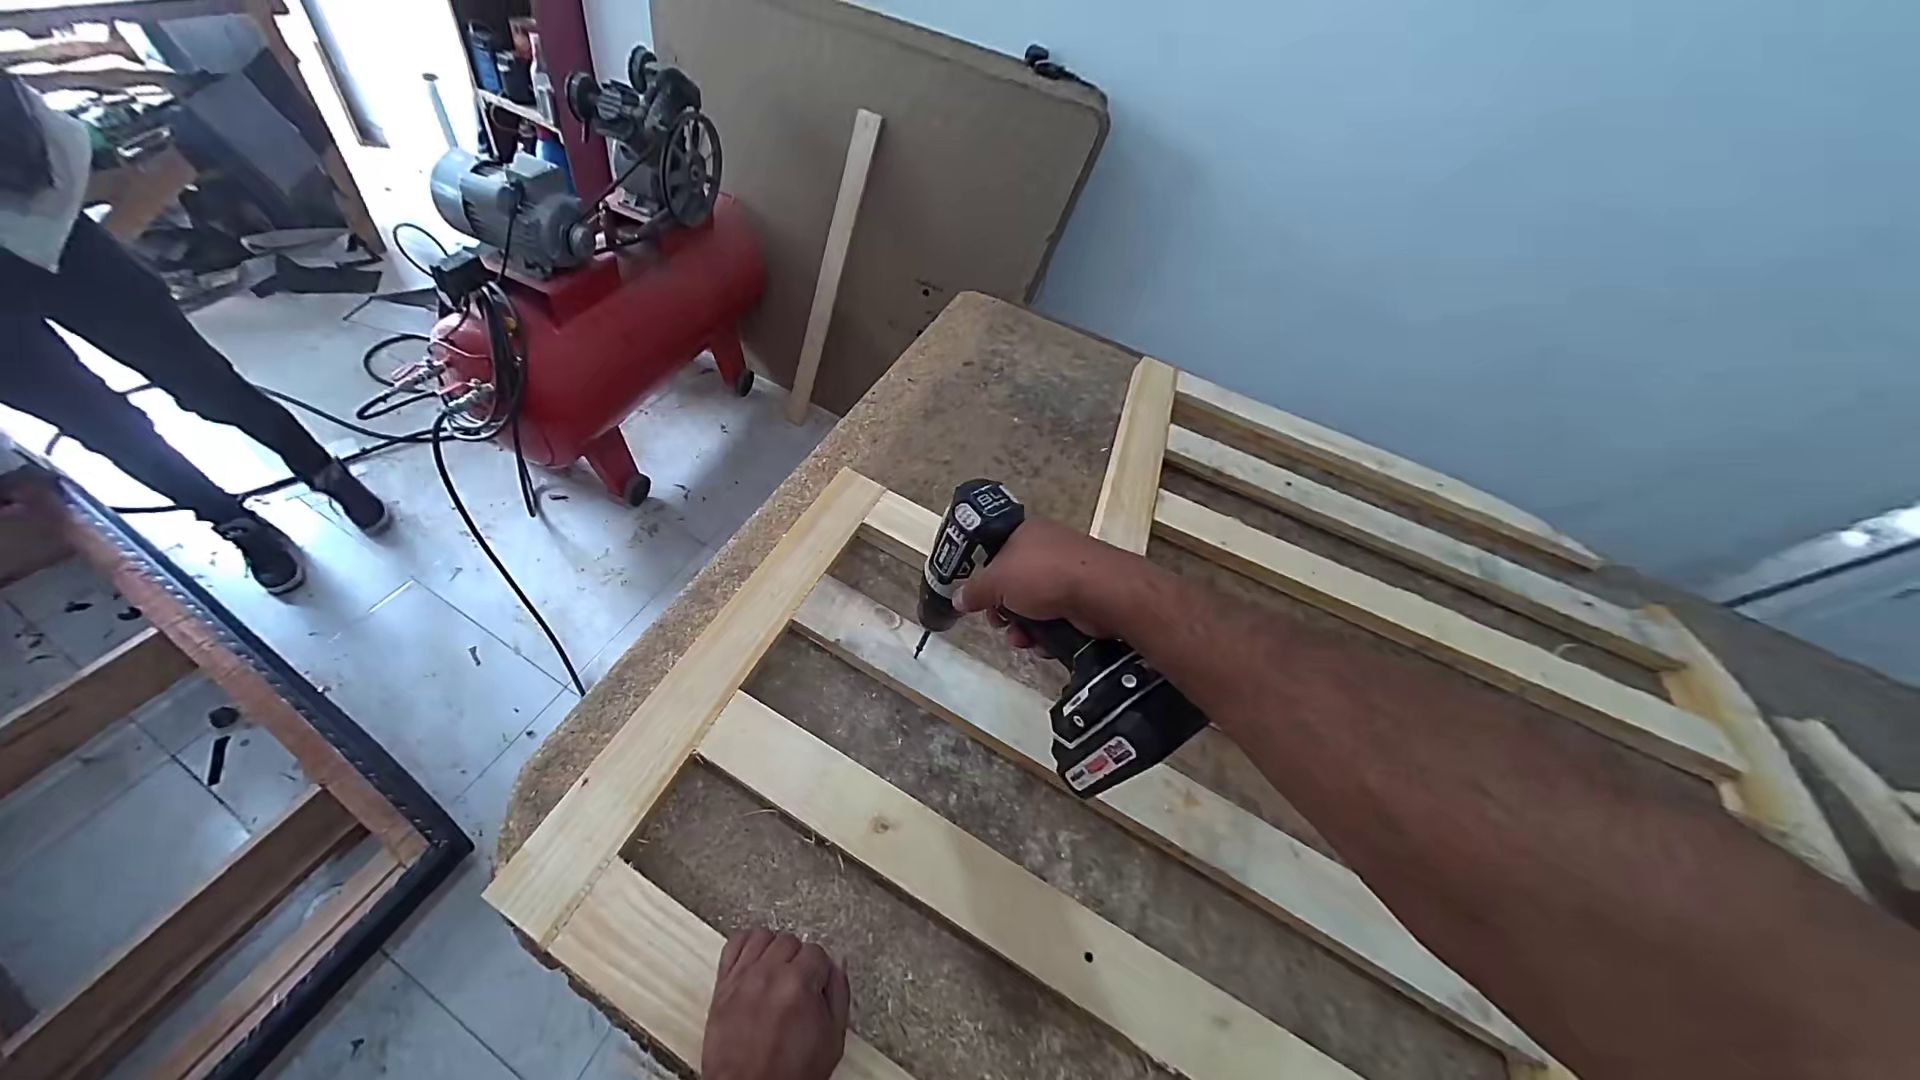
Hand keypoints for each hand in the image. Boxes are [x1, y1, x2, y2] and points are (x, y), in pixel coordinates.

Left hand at [703, 928, 849, 1079]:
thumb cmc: (786, 1074)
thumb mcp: (832, 1040)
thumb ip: (839, 993)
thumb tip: (839, 964)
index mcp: (799, 982)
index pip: (817, 952)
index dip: (820, 971)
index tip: (817, 985)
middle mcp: (771, 973)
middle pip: (790, 941)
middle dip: (798, 959)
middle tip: (799, 982)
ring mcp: (744, 977)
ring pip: (764, 937)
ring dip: (773, 950)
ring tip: (777, 970)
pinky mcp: (724, 985)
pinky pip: (734, 944)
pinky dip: (746, 945)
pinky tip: (754, 959)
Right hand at [953, 517, 1138, 648]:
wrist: (1101, 592)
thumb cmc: (1044, 574)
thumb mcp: (997, 581)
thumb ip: (974, 590)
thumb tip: (958, 599)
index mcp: (1025, 533)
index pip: (995, 553)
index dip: (983, 577)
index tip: (977, 599)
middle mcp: (1047, 550)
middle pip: (1013, 584)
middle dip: (1002, 609)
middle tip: (998, 622)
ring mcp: (1067, 575)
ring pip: (1033, 605)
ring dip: (1022, 627)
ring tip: (1022, 639)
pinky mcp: (1082, 599)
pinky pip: (1054, 618)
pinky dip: (1045, 633)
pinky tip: (1042, 644)